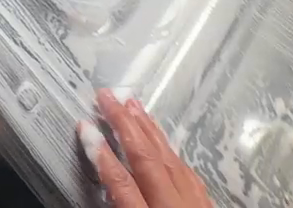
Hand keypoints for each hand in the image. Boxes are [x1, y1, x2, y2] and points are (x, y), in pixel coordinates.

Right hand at [78, 91, 212, 207]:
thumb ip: (121, 202)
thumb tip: (103, 177)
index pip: (122, 183)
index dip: (101, 154)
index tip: (84, 126)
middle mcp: (174, 207)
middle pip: (146, 159)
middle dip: (124, 124)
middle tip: (107, 96)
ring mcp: (195, 204)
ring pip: (169, 158)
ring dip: (148, 128)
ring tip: (132, 104)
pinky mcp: (208, 204)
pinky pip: (186, 170)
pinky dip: (169, 149)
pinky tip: (161, 138)